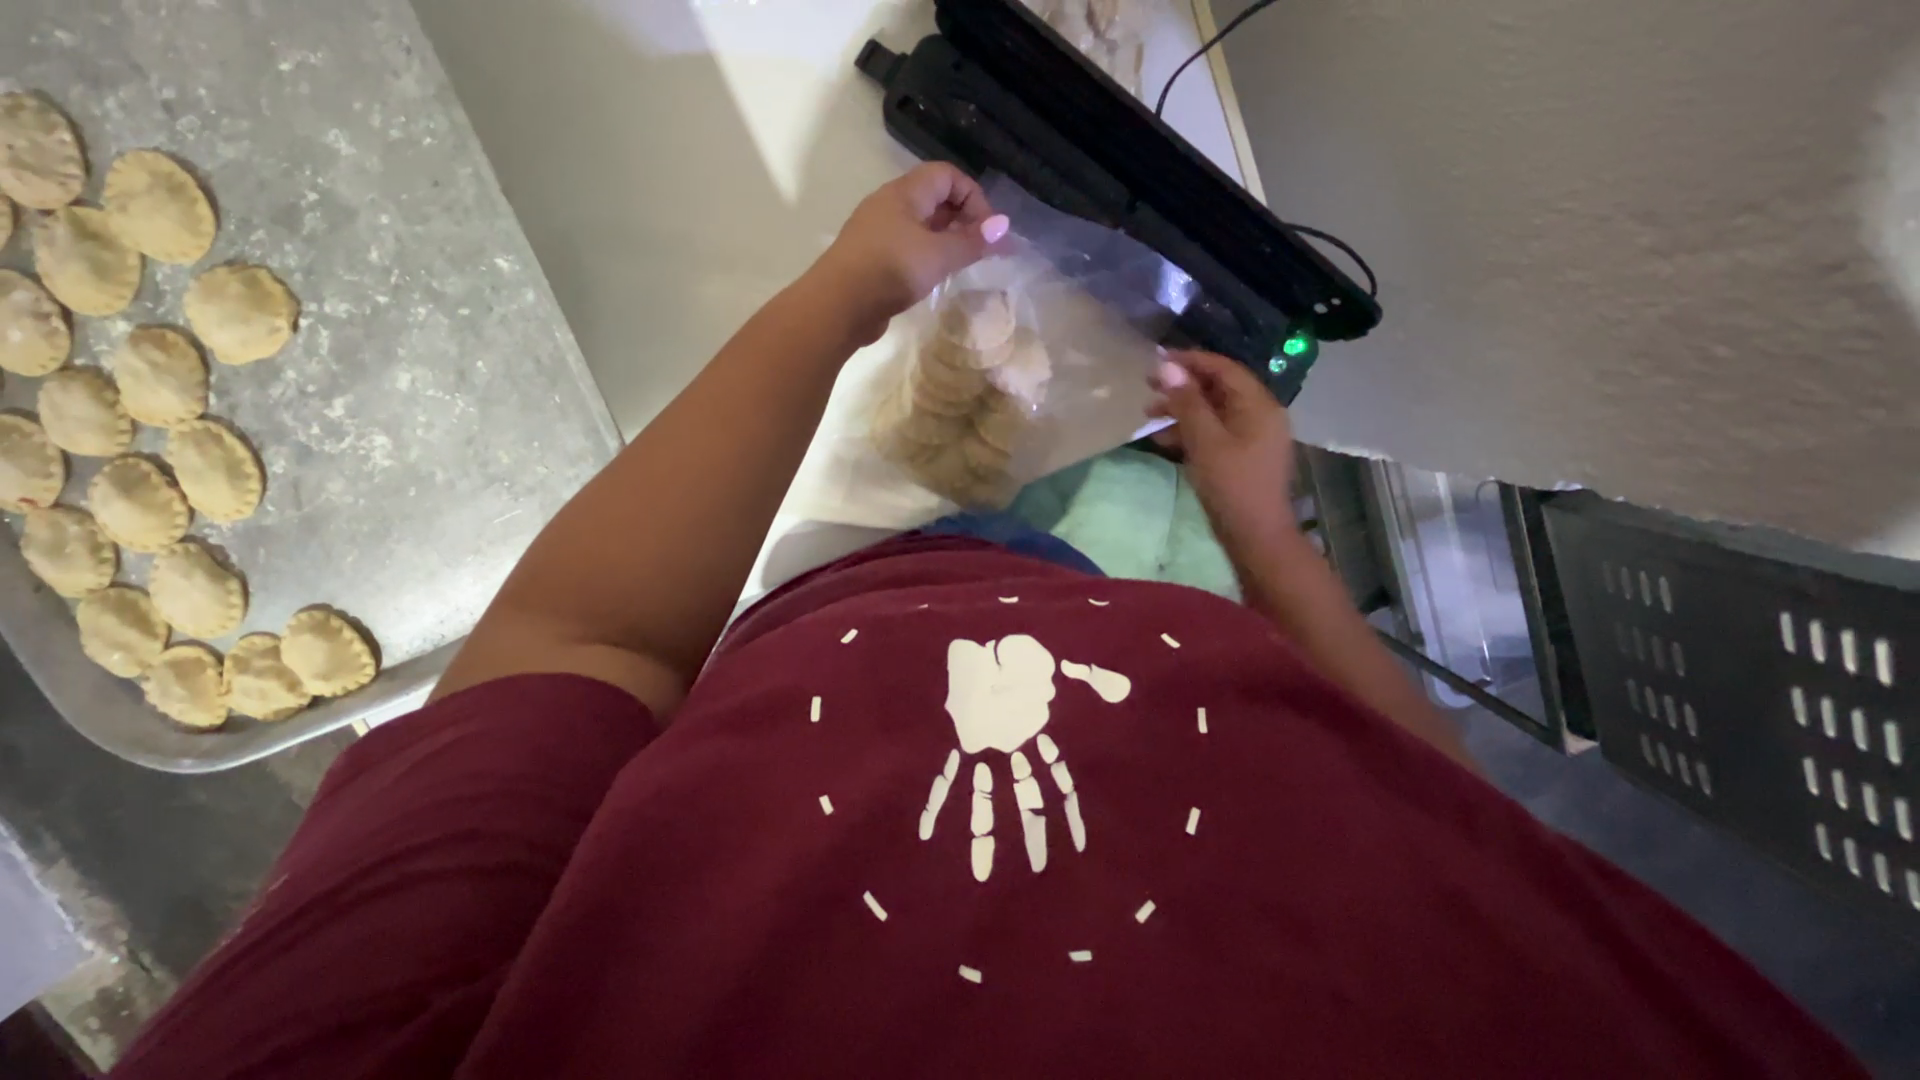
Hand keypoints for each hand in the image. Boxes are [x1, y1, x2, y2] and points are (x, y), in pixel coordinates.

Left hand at [810, 163, 1010, 345]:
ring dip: (946, 240)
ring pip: (921, 225)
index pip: (947, 175)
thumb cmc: (892, 270)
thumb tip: (1003, 226)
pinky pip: (907, 247)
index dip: (973, 196)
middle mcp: (889, 205)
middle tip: (981, 249)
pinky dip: (927, 256)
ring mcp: (878, 232)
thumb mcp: (939, 255)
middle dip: (963, 219)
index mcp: (905, 192)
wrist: (838, 305)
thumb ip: (973, 241)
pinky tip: (935, 278)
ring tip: (962, 264)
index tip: (988, 229)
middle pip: (934, 198)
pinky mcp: (872, 258)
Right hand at [1147, 350, 1297, 553]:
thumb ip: (1187, 403)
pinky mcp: (1242, 456)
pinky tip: (1163, 439)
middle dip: (1182, 386)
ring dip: (1182, 410)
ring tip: (1148, 414)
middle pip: (1218, 388)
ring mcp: (1252, 437)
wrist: (1255, 536)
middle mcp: (1259, 415)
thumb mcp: (1205, 441)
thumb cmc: (1232, 485)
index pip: (1223, 369)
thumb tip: (1167, 366)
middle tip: (1147, 386)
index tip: (1156, 359)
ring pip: (1213, 411)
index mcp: (1258, 405)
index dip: (1190, 361)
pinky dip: (1190, 431)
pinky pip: (1214, 432)